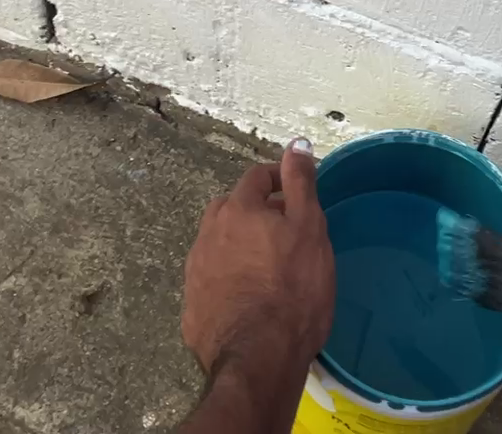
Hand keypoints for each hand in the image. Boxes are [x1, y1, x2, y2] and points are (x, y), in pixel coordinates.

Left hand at [181, 139, 334, 398]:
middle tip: (284, 227)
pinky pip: (213, 276)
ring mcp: (195, 271)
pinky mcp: (192, 306)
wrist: (257, 359)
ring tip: (267, 261)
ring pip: (219, 241)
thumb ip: (300, 183)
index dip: (279, 178)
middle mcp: (209, 233)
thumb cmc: (293, 288)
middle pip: (232, 206)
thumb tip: (296, 143)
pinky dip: (229, 274)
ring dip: (240, 241)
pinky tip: (249, 294)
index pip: (256, 177)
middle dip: (256, 208)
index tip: (297, 191)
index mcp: (237, 209)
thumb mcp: (309, 228)